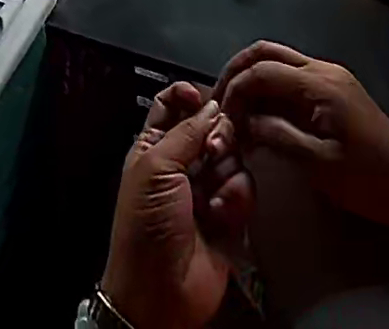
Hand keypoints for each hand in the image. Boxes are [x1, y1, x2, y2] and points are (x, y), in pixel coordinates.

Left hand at [101, 82, 253, 328]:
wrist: (160, 294)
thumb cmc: (145, 227)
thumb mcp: (157, 168)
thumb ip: (186, 131)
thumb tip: (211, 105)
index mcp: (155, 145)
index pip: (172, 104)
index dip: (188, 95)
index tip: (202, 96)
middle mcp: (181, 161)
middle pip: (210, 126)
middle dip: (216, 135)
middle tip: (213, 149)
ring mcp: (206, 185)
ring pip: (232, 154)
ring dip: (225, 172)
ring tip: (211, 195)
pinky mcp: (228, 210)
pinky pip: (244, 186)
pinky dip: (235, 198)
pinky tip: (220, 215)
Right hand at [214, 41, 388, 233]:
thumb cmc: (369, 180)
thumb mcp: (318, 164)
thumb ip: (276, 135)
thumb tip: (241, 121)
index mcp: (320, 83)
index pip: (262, 71)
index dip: (235, 91)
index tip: (221, 119)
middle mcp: (322, 70)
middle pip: (266, 52)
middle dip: (236, 72)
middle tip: (217, 102)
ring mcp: (327, 77)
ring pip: (276, 61)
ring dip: (250, 79)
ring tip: (232, 110)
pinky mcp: (330, 90)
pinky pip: (289, 77)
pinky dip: (267, 91)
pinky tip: (256, 115)